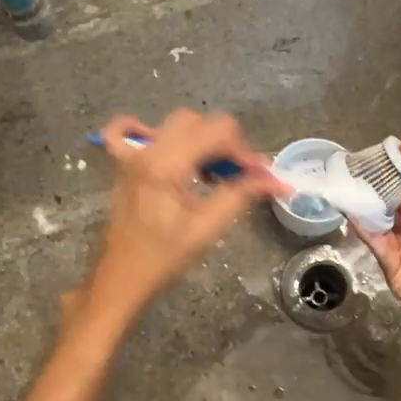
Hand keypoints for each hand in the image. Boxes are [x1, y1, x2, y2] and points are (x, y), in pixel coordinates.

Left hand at [82, 110, 282, 322]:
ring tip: (209, 175)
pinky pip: (126, 130)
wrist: (122, 277)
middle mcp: (147, 150)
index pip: (218, 131)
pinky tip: (165, 149)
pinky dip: (147, 131)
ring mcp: (131, 155)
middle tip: (237, 177)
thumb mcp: (207, 228)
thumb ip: (241, 195)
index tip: (257, 176)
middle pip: (199, 123)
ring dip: (199, 141)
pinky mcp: (123, 164)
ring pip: (174, 125)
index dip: (243, 151)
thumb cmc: (163, 258)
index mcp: (167, 165)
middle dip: (224, 145)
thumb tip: (278, 181)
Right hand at [356, 135, 400, 343]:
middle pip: (385, 209)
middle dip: (368, 193)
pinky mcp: (393, 272)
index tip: (365, 159)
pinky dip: (366, 233)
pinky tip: (354, 216)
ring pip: (377, 227)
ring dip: (363, 211)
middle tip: (345, 173)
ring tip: (343, 189)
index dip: (386, 176)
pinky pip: (378, 248)